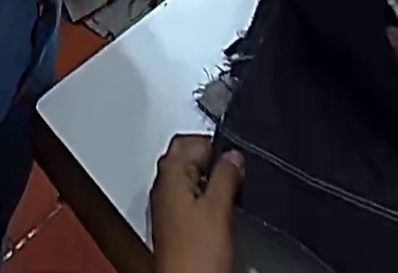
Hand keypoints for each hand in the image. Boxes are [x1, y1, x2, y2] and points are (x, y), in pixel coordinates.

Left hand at [150, 134, 243, 272]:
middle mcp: (163, 188)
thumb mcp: (218, 208)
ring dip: (207, 177)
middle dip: (209, 157)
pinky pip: (189, 199)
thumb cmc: (195, 256)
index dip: (213, 142)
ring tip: (229, 187)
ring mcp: (167, 209)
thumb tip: (233, 155)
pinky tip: (218, 210)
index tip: (233, 152)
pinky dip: (204, 197)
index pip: (188, 140)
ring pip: (187, 178)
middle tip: (232, 165)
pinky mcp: (174, 228)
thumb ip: (226, 175)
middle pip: (184, 157)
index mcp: (170, 175)